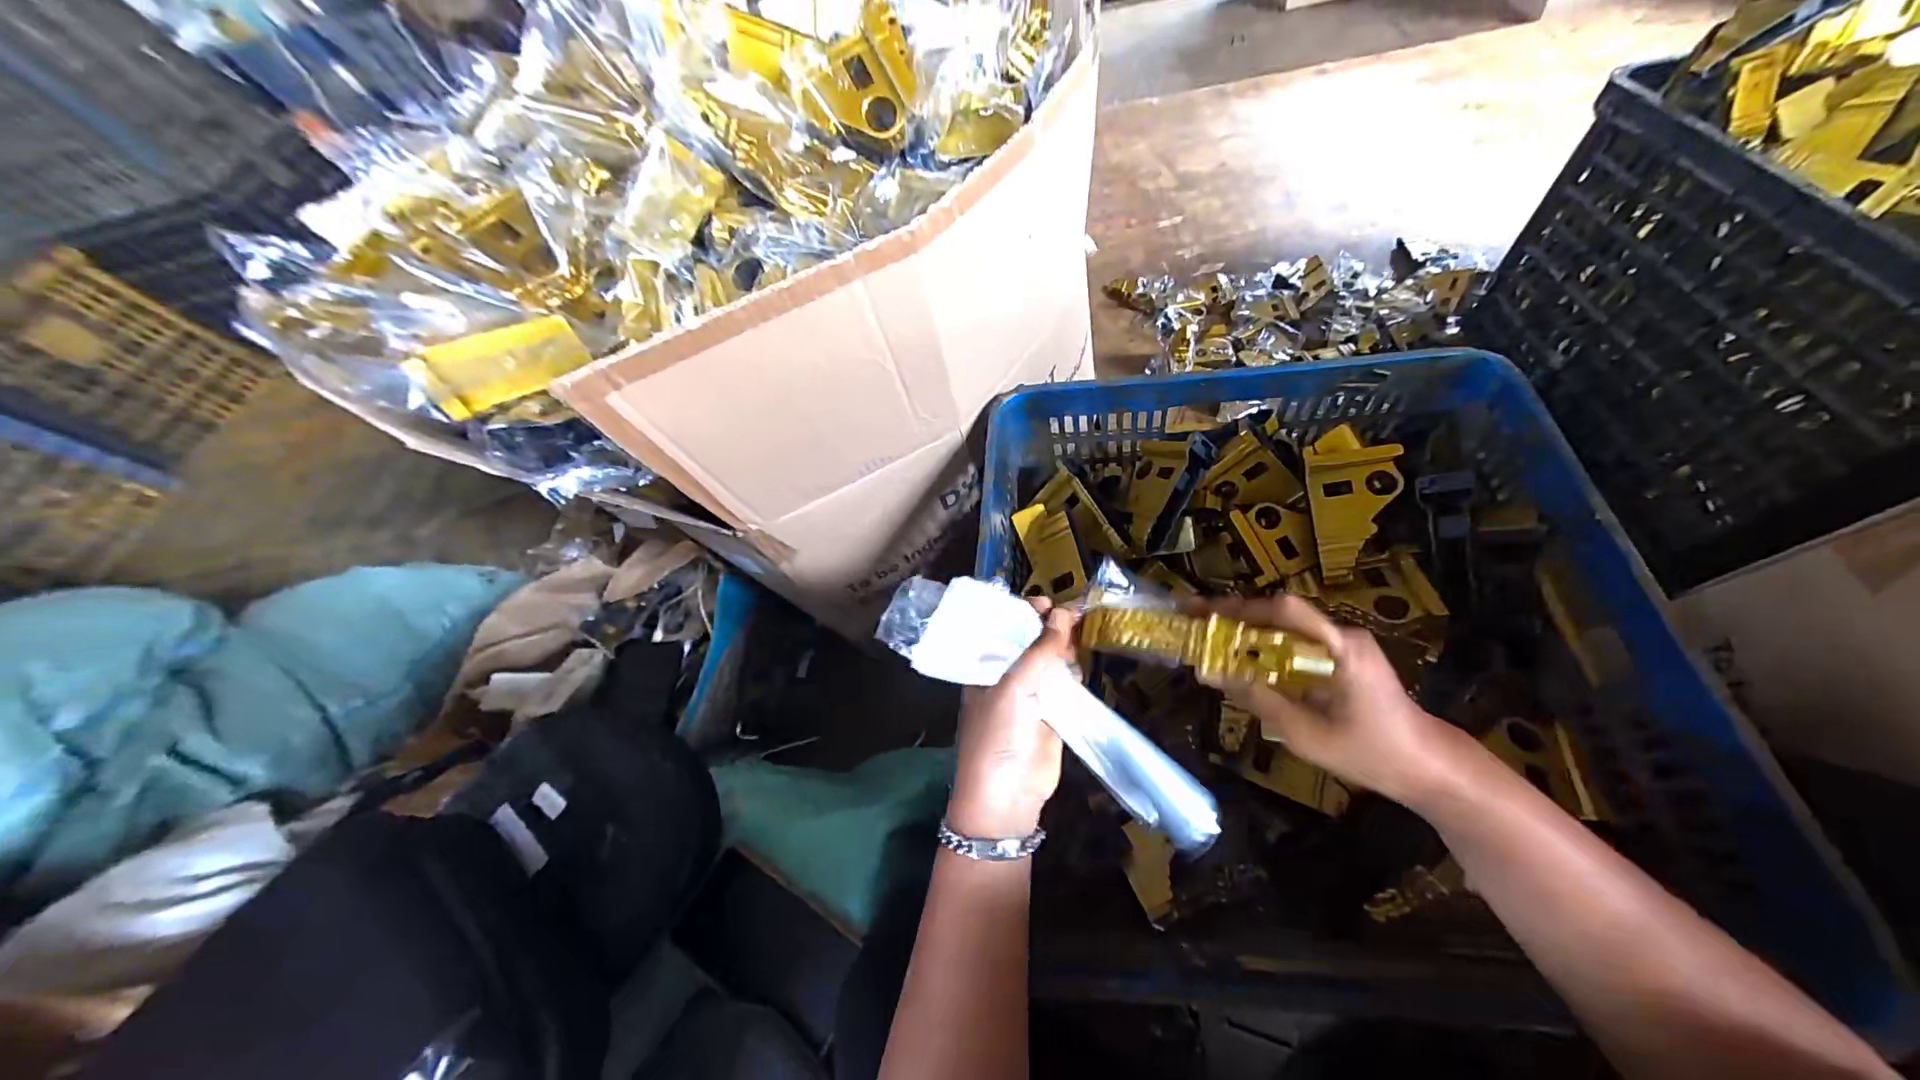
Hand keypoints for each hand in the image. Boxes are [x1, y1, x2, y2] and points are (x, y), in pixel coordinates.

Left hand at [946, 599, 1075, 837]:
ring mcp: (1030, 695)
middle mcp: (1006, 677)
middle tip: (1068, 615)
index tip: (1043, 601)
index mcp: (984, 667)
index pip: (1001, 630)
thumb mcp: (1013, 687)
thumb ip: (1040, 650)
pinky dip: (1073, 672)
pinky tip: (1080, 664)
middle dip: (1047, 627)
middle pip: (1029, 643)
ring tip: (1076, 636)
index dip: (1021, 613)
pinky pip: (1065, 685)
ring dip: (1062, 648)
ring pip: (1050, 662)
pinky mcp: (1052, 713)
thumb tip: (1061, 613)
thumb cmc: (997, 734)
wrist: (1006, 795)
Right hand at [1199, 594, 1477, 807]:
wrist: (1427, 765)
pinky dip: (1264, 642)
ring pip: (1286, 624)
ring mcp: (1343, 644)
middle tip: (1192, 617)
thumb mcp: (1307, 735)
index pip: (1287, 611)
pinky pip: (1296, 640)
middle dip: (1233, 613)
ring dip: (1246, 626)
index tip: (1204, 614)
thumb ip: (1259, 700)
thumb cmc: (1371, 752)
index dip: (1242, 609)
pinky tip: (1239, 653)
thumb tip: (1210, 673)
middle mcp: (1342, 635)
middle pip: (1281, 612)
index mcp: (1341, 648)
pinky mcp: (1342, 656)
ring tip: (1206, 632)